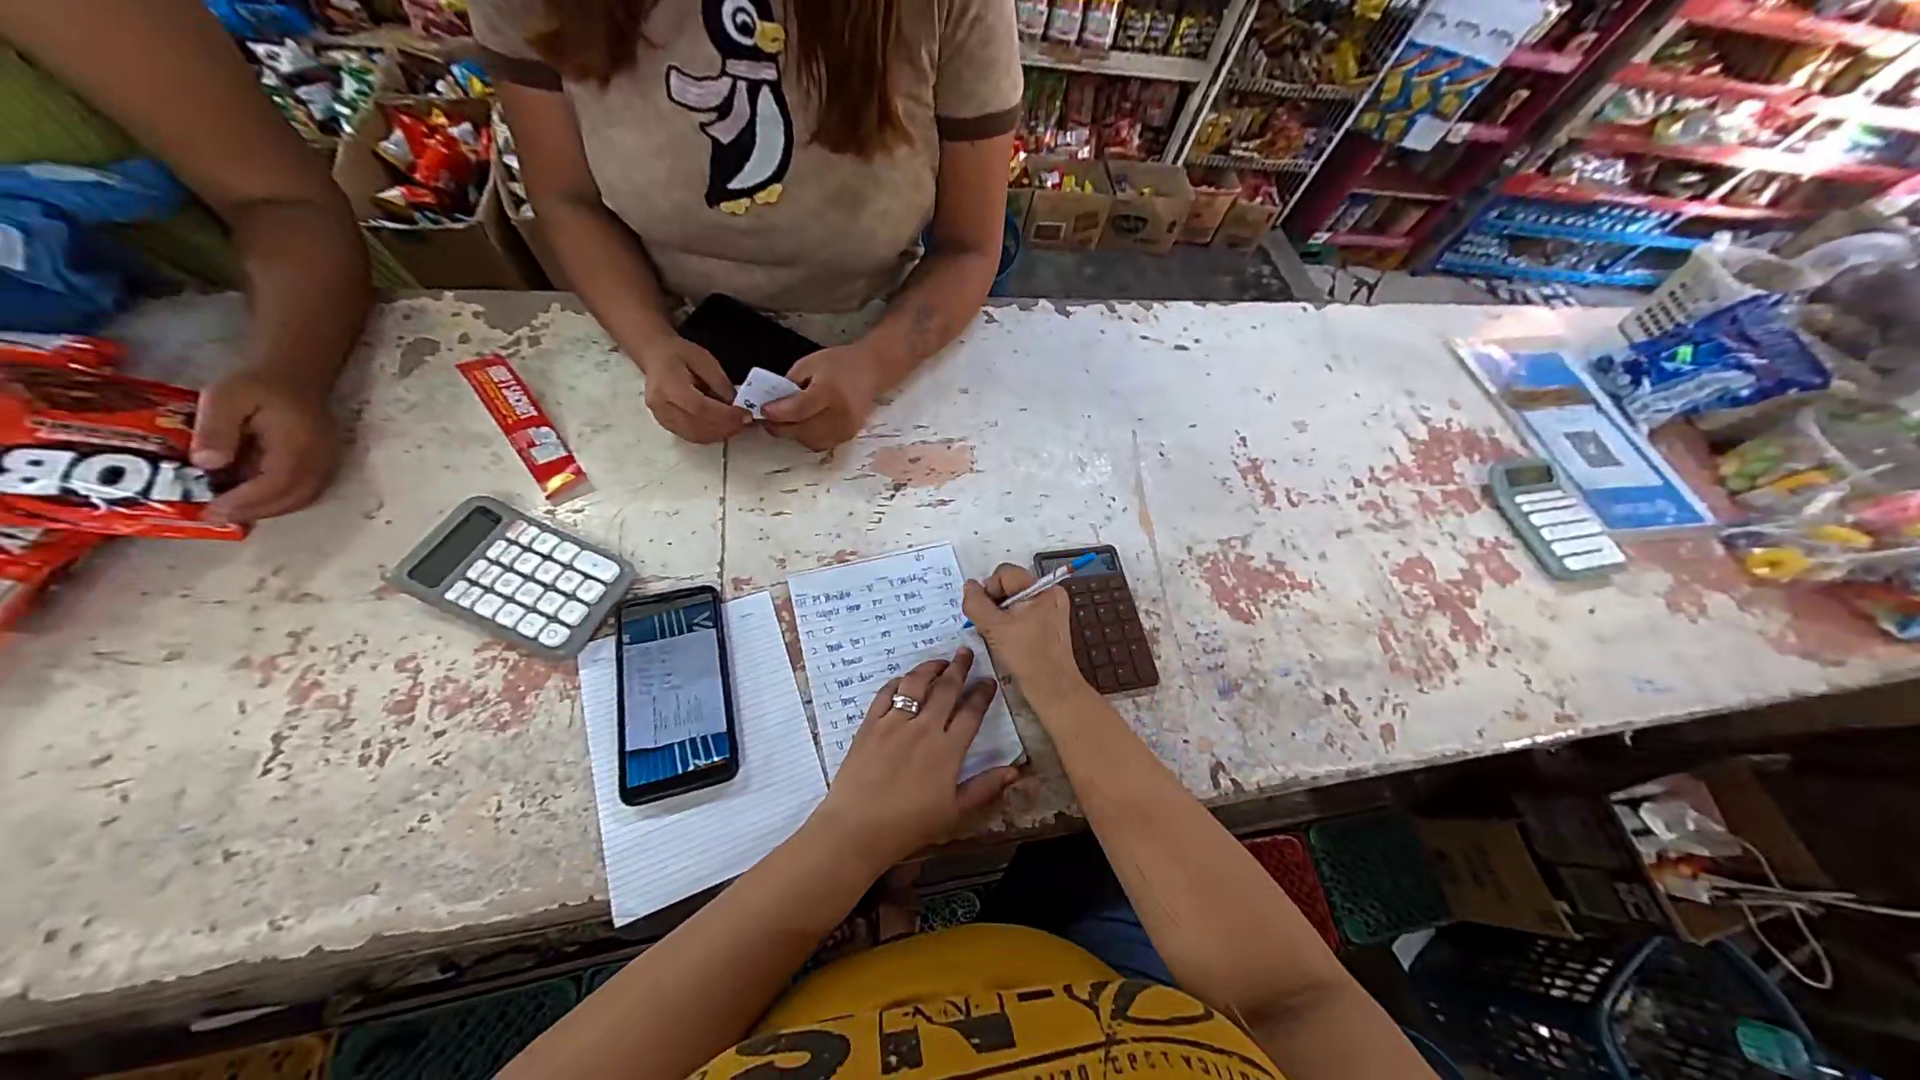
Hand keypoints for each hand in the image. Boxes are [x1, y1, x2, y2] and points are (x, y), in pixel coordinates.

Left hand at [190, 367, 338, 523]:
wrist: (296, 377)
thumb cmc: (258, 385)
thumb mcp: (223, 398)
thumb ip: (216, 429)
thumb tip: (207, 465)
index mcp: (298, 444)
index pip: (277, 483)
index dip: (245, 501)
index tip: (210, 511)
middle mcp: (320, 460)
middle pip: (293, 497)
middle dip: (255, 511)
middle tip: (215, 517)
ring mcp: (326, 464)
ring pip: (302, 498)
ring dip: (267, 509)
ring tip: (231, 510)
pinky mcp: (324, 466)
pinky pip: (305, 492)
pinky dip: (280, 501)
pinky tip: (255, 498)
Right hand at [635, 336, 750, 443]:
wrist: (655, 356)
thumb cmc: (679, 354)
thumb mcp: (705, 360)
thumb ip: (721, 384)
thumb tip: (736, 405)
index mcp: (668, 385)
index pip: (700, 408)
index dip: (726, 416)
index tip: (745, 415)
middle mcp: (661, 406)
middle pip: (698, 426)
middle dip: (726, 427)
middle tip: (745, 422)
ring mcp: (662, 418)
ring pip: (696, 435)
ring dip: (721, 434)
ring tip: (738, 425)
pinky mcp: (666, 425)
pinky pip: (692, 436)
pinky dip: (711, 435)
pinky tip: (724, 428)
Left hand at [762, 343, 883, 450]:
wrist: (870, 371)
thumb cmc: (838, 363)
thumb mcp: (808, 364)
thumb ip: (789, 385)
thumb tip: (773, 405)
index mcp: (829, 392)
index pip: (798, 410)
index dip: (777, 413)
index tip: (763, 410)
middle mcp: (839, 414)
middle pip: (801, 430)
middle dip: (780, 426)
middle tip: (768, 418)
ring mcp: (845, 429)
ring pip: (808, 441)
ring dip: (793, 433)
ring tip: (786, 420)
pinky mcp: (847, 436)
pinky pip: (819, 444)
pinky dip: (806, 437)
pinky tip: (804, 424)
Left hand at [813, 648, 1020, 864]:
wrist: (858, 828)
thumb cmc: (909, 826)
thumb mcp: (955, 812)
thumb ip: (985, 787)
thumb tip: (1017, 770)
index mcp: (948, 750)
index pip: (971, 712)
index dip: (982, 694)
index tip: (988, 681)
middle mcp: (924, 728)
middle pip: (945, 689)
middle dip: (959, 668)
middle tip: (966, 652)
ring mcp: (894, 723)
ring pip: (916, 684)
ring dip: (930, 668)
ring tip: (939, 661)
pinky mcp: (870, 724)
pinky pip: (886, 693)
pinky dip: (898, 682)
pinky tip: (904, 679)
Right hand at [962, 564, 1086, 701]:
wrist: (1052, 687)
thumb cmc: (1026, 656)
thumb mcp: (993, 627)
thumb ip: (976, 603)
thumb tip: (970, 586)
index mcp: (1042, 588)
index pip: (1004, 573)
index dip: (989, 591)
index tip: (986, 615)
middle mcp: (1050, 593)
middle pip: (1010, 585)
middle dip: (995, 603)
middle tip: (990, 626)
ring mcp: (1053, 608)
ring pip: (1015, 600)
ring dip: (1001, 614)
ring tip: (999, 635)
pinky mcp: (1051, 623)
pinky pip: (1025, 613)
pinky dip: (1012, 622)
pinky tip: (1009, 640)